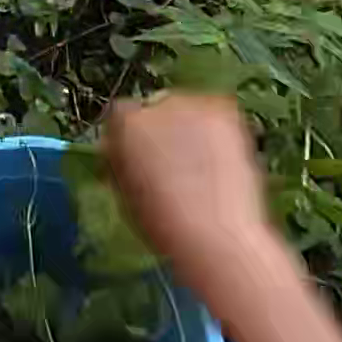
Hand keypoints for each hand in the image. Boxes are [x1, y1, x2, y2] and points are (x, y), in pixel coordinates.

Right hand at [102, 93, 268, 266]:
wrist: (216, 237)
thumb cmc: (164, 226)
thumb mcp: (124, 192)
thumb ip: (119, 159)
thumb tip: (119, 147)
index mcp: (122, 124)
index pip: (121, 116)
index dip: (132, 137)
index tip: (144, 157)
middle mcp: (152, 105)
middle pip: (154, 109)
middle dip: (163, 129)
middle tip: (177, 163)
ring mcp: (189, 104)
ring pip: (187, 108)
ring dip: (191, 127)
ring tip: (204, 166)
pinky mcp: (221, 110)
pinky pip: (215, 113)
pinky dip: (217, 131)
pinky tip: (222, 159)